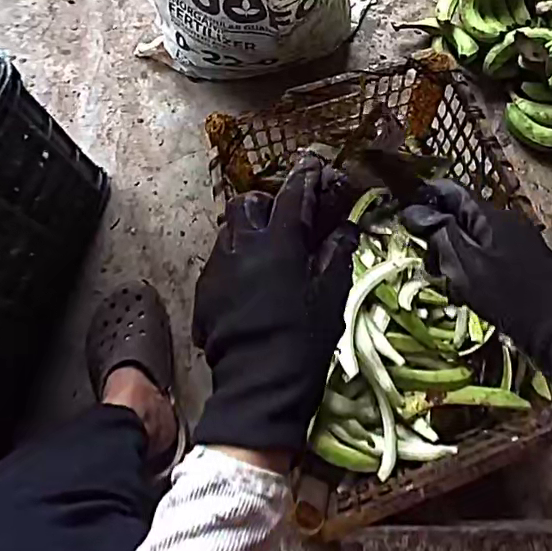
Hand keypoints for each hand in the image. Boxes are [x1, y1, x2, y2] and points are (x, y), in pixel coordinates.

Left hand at [192, 153, 353, 453]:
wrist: (259, 386)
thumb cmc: (304, 338)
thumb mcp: (331, 293)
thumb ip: (337, 252)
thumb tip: (346, 227)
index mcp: (278, 243)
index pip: (292, 196)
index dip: (305, 177)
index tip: (313, 164)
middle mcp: (243, 248)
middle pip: (245, 204)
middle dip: (264, 203)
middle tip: (283, 218)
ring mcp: (218, 270)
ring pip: (228, 232)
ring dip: (247, 231)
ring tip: (265, 250)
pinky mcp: (204, 293)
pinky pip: (219, 262)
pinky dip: (236, 261)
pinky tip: (250, 283)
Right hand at [401, 180, 551, 404]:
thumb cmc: (505, 295)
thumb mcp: (464, 264)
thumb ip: (439, 233)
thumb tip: (414, 209)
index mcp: (489, 215)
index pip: (451, 191)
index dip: (426, 200)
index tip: (407, 217)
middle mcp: (505, 220)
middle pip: (460, 217)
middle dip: (440, 238)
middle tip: (433, 268)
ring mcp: (517, 239)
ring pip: (473, 239)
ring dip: (456, 258)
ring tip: (454, 287)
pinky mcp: (523, 260)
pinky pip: (489, 254)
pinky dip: (474, 269)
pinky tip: (472, 293)